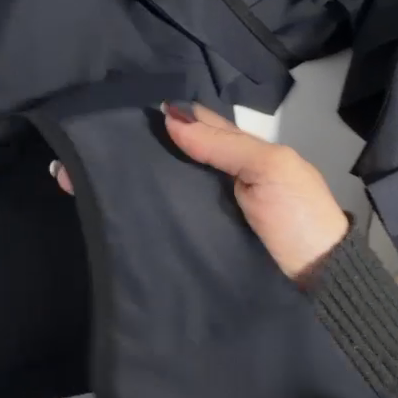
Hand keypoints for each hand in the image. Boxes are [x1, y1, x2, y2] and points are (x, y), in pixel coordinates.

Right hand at [50, 101, 349, 281]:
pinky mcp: (200, 246)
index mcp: (240, 154)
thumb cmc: (299, 217)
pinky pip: (168, 224)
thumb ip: (223, 144)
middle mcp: (219, 181)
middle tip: (83, 149)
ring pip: (165, 192)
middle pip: (173, 160)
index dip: (163, 118)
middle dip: (135, 153)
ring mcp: (208, 215)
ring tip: (78, 178)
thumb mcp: (270, 168)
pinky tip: (107, 212)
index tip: (116, 112)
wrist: (318, 285)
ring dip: (129, 185)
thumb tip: (169, 116)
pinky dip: (142, 217)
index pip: (195, 127)